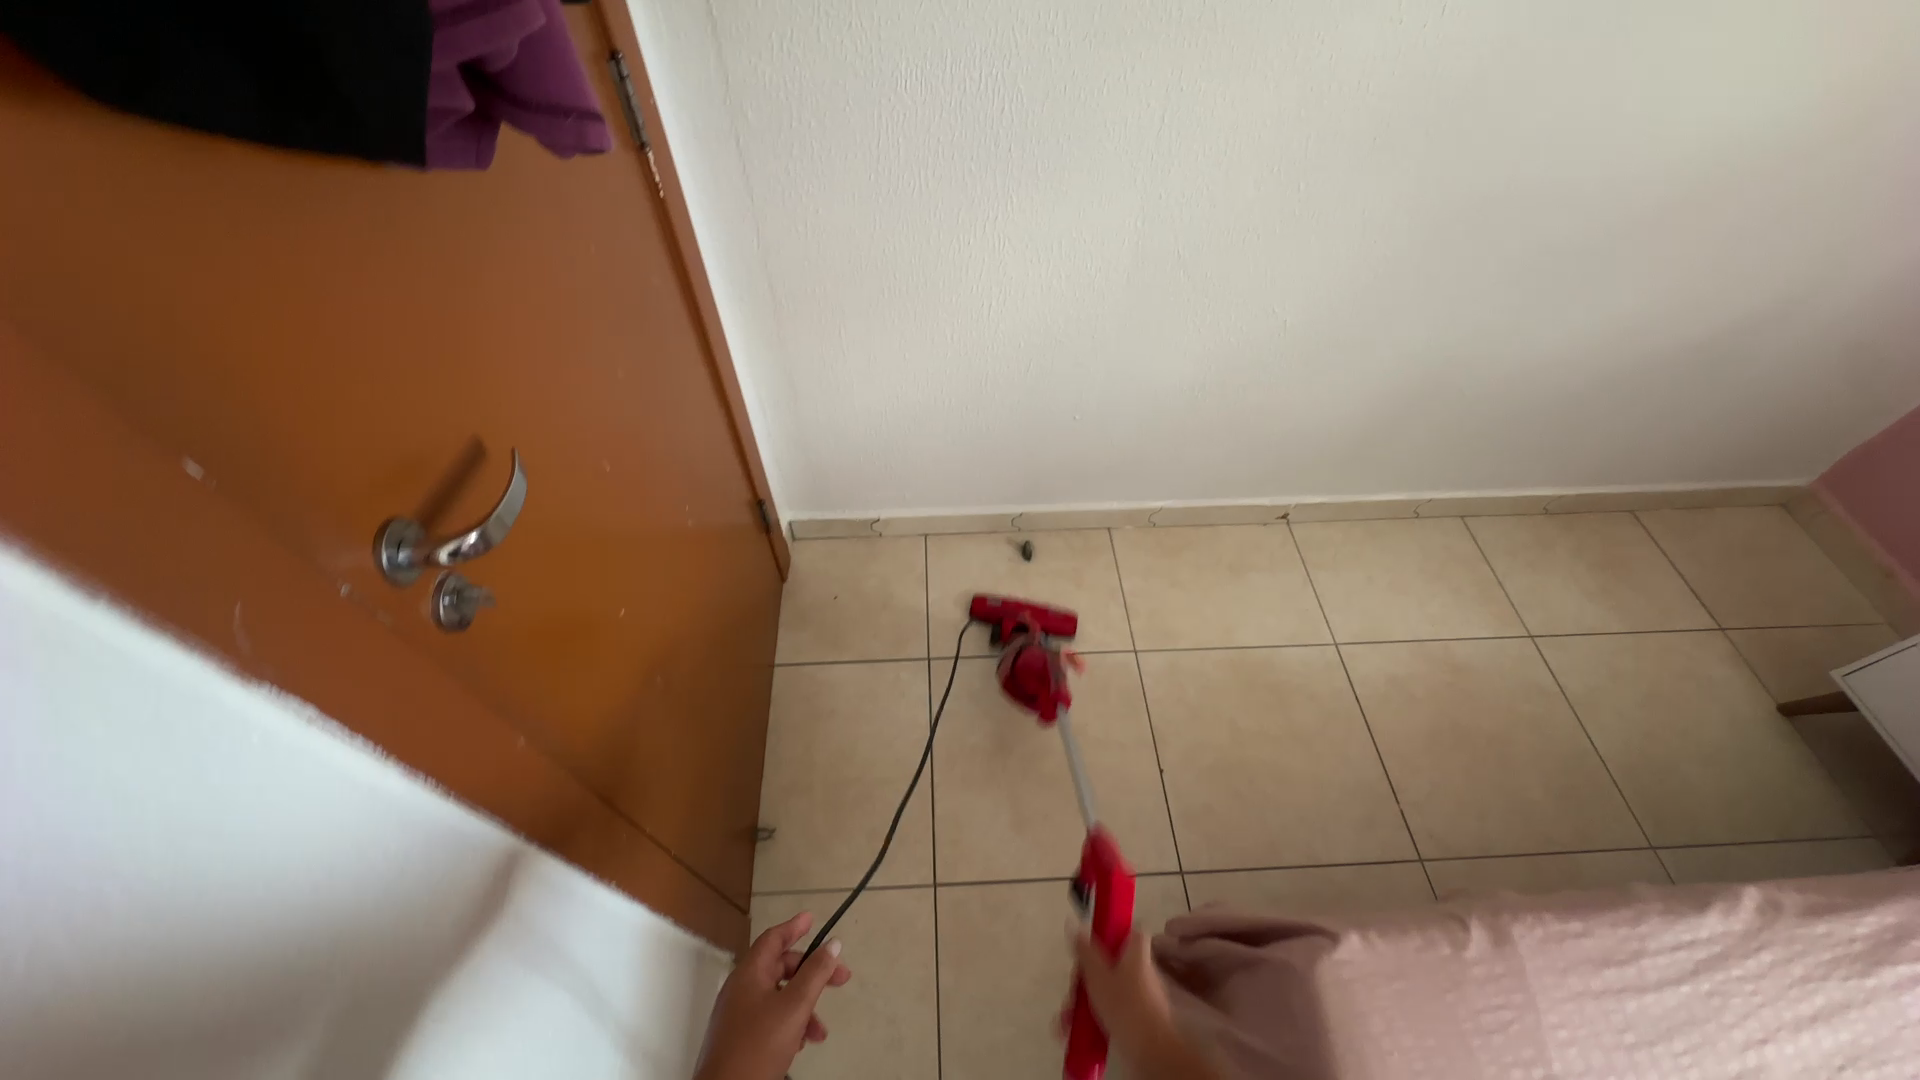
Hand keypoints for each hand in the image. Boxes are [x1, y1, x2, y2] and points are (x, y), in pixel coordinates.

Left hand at [694, 912, 852, 1079]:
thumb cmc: (760, 1044)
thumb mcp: (794, 1006)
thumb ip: (816, 973)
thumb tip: (833, 943)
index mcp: (749, 974)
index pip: (773, 939)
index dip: (794, 927)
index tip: (812, 919)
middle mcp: (740, 989)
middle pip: (780, 968)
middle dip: (811, 974)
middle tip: (840, 980)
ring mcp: (737, 1015)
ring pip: (778, 998)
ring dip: (804, 1007)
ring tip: (820, 1032)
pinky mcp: (738, 1038)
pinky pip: (769, 1019)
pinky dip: (789, 1024)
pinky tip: (801, 1044)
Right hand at [1064, 922, 1220, 1079]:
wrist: (1151, 1052)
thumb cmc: (1125, 1006)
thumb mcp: (1098, 975)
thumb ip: (1085, 951)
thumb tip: (1075, 923)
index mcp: (1136, 952)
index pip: (1128, 930)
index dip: (1109, 932)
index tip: (1090, 942)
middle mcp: (1141, 970)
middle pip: (1108, 963)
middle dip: (1083, 978)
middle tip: (1072, 991)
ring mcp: (1139, 995)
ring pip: (1105, 989)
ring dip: (1082, 1003)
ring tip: (1066, 1020)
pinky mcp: (1136, 1018)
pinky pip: (1110, 1009)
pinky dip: (1093, 1018)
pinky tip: (1074, 1031)